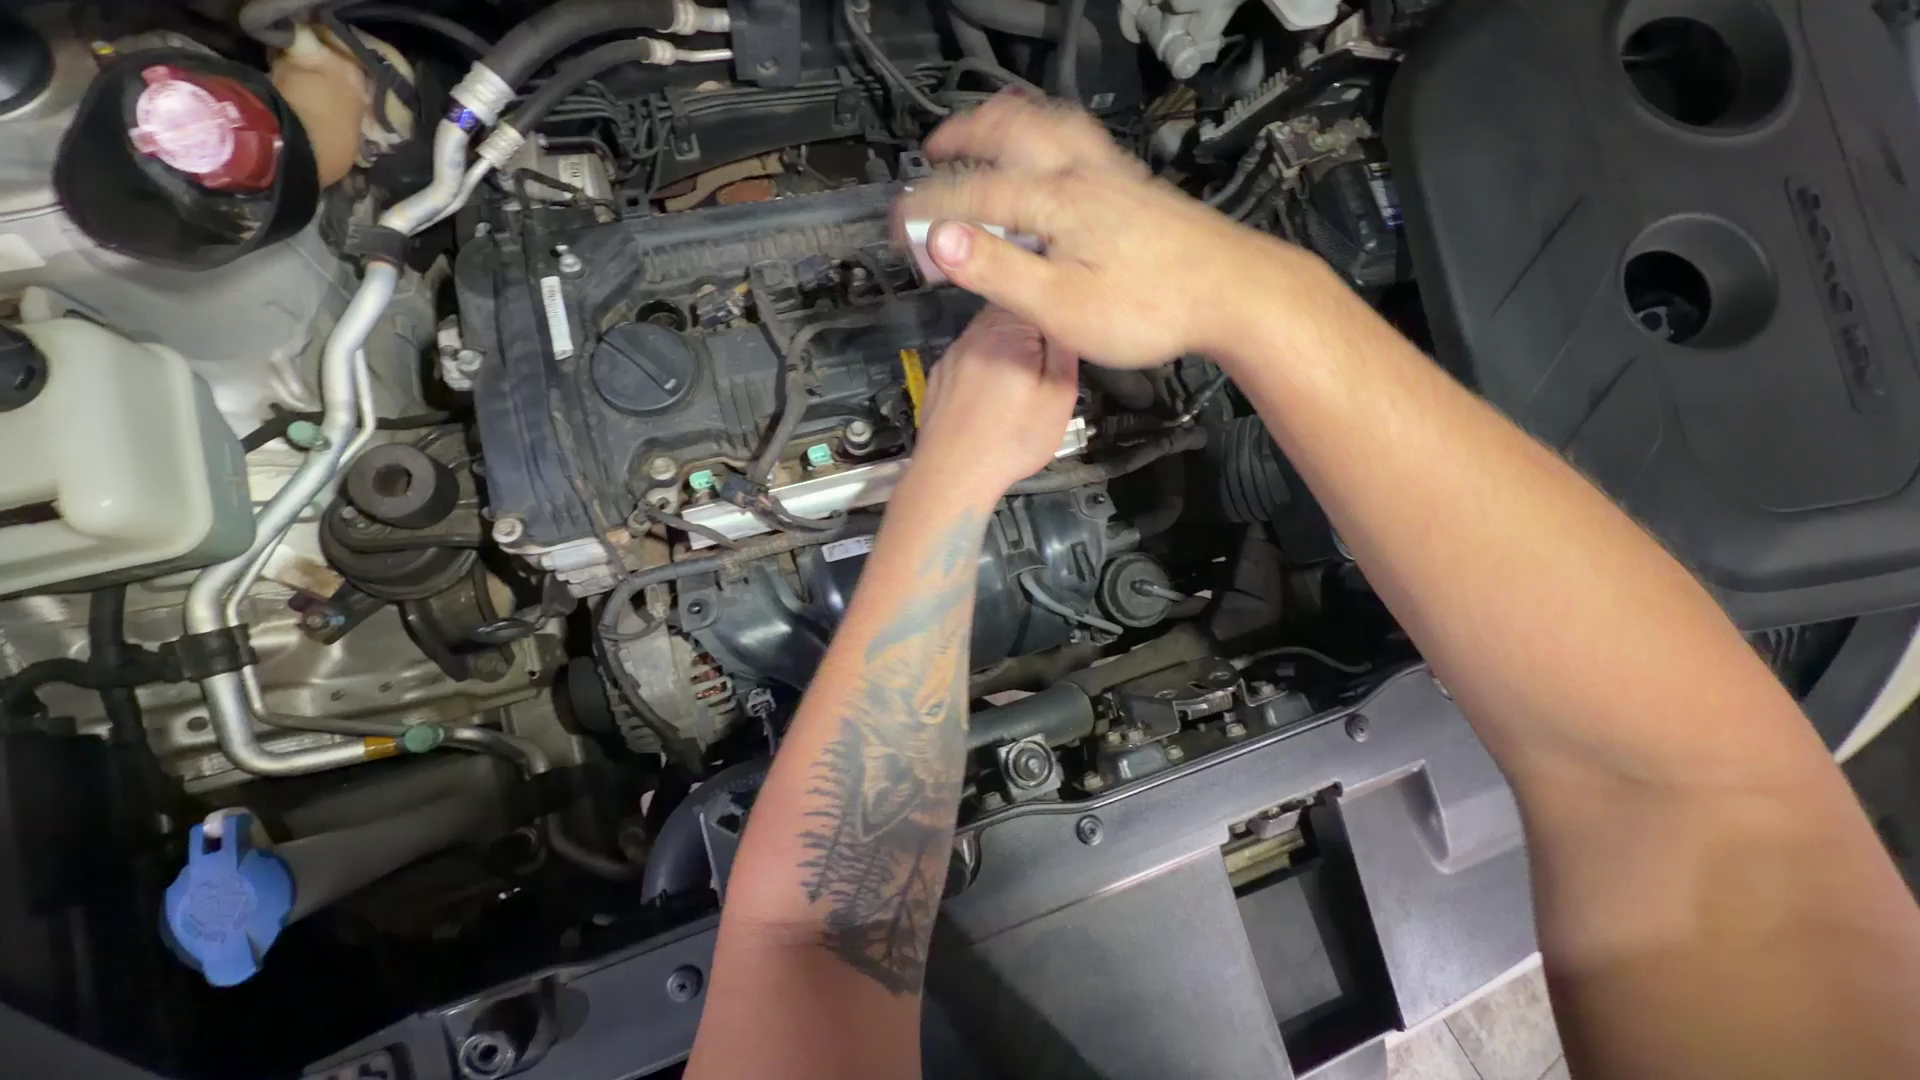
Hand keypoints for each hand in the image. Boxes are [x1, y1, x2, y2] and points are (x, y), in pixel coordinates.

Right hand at [896, 93, 1331, 368]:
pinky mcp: (1134, 189)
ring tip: (984, 130)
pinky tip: (1055, 153)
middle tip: (934, 149)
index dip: (929, 210)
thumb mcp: (1062, 306)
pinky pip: (1081, 139)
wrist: (1234, 295)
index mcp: (1056, 202)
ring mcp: (1112, 177)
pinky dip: (1050, 133)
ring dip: (1007, 122)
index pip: (972, 195)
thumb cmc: (1154, 306)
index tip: (901, 227)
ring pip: (1049, 125)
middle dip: (963, 138)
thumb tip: (944, 243)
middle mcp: (1082, 176)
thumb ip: (1000, 271)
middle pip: (1010, 134)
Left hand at [912, 306, 1078, 501]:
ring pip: (987, 334)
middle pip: (1009, 311)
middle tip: (1045, 362)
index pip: (1035, 295)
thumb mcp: (1059, 397)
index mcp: (1008, 330)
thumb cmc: (1012, 440)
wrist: (953, 475)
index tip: (1063, 333)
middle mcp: (974, 333)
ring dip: (1006, 348)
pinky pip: (969, 357)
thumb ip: (1065, 351)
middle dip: (1030, 329)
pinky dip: (984, 366)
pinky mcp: (940, 375)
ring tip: (1020, 382)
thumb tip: (1065, 321)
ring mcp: (952, 354)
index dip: (1053, 311)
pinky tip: (992, 395)